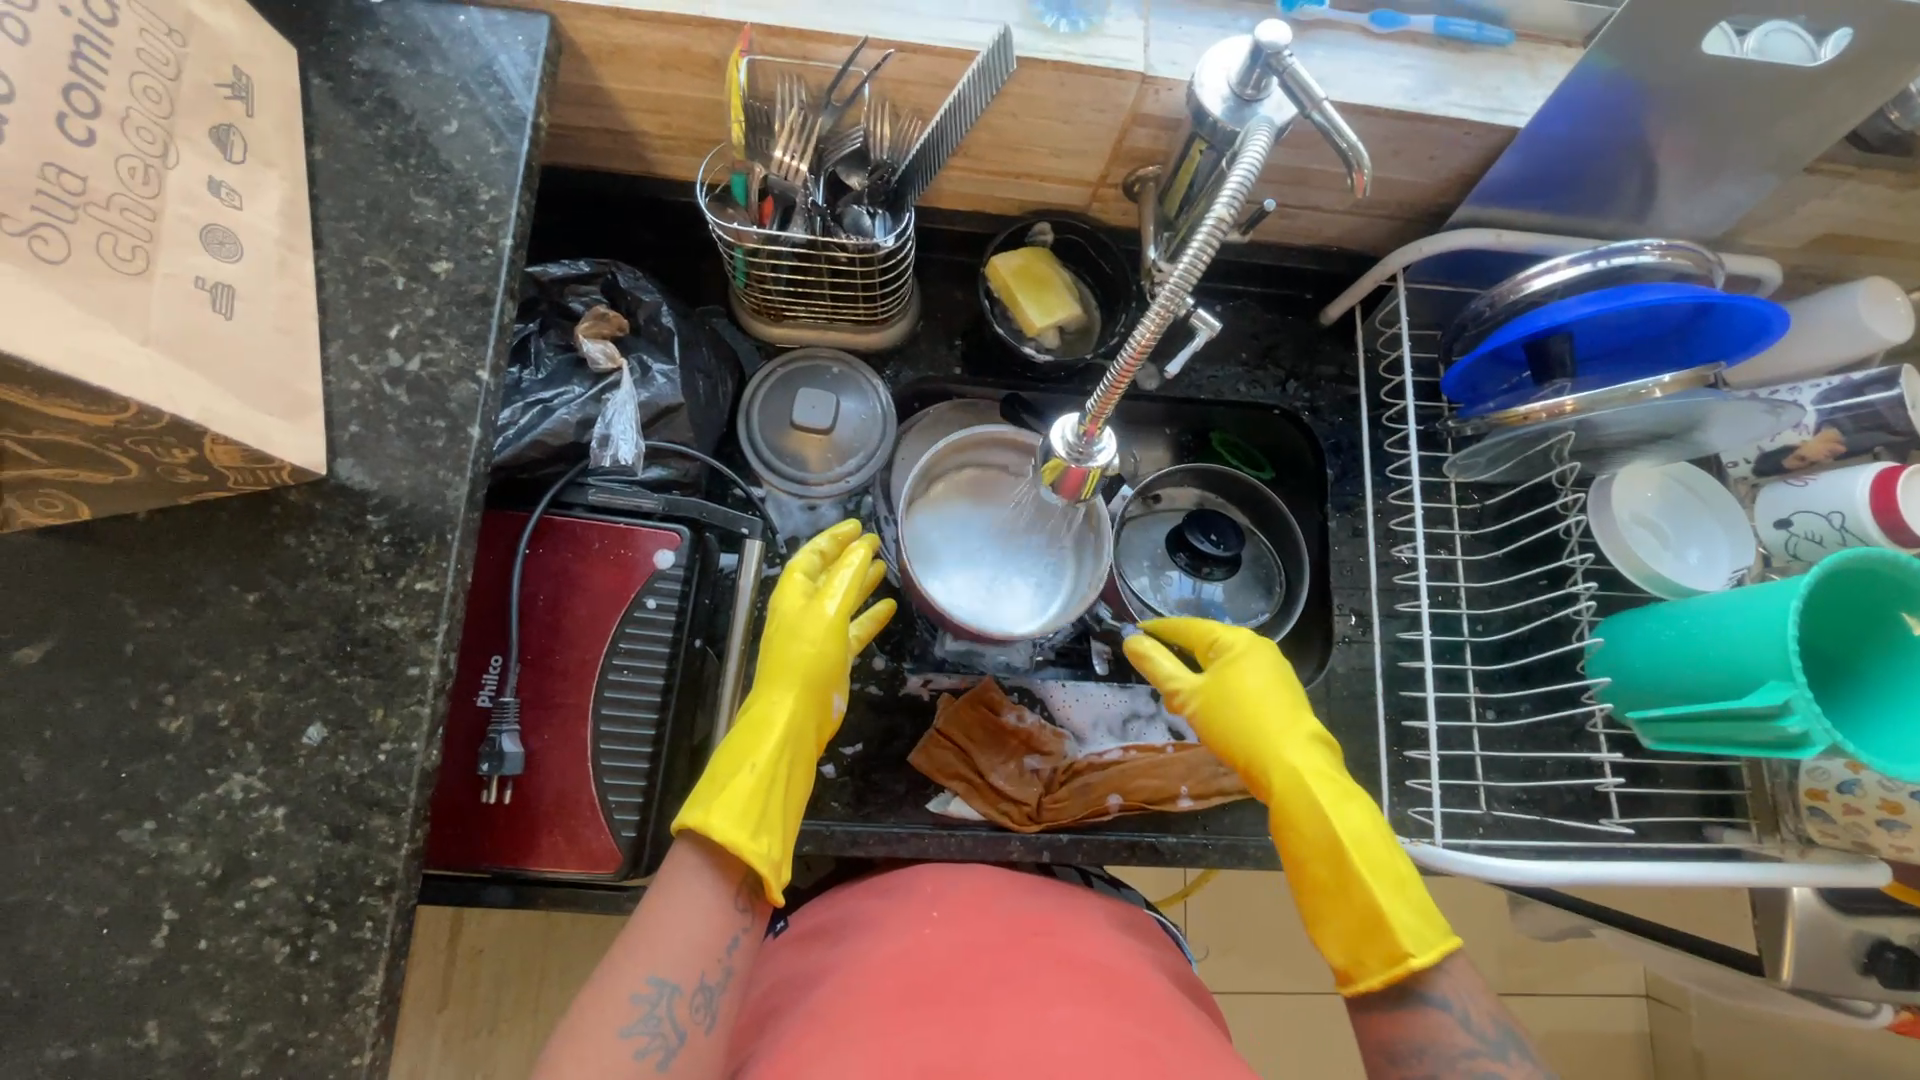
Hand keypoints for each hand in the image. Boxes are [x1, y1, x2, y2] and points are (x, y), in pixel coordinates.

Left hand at [672, 520, 894, 904]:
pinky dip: (870, 617)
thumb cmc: (806, 659)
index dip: (833, 539)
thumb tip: (864, 546)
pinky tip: (890, 607)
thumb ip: (846, 576)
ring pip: (842, 601)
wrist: (795, 717)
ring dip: (861, 583)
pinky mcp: (833, 658)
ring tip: (885, 567)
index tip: (858, 526)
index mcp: (793, 594)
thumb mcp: (827, 610)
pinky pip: (854, 629)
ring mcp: (818, 635)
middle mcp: (804, 610)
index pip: (812, 556)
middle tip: (874, 541)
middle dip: (848, 557)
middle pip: (827, 575)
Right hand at [1121, 616, 1327, 803]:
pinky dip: (1217, 689)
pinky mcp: (1280, 693)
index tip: (1132, 634)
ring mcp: (1273, 669)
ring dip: (1197, 677)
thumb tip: (1131, 640)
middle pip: (1205, 644)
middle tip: (1151, 675)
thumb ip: (1157, 667)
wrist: (1294, 767)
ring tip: (1177, 699)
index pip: (1185, 626)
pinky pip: (1239, 681)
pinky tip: (1208, 711)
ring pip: (1222, 665)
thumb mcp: (1187, 696)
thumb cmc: (1237, 725)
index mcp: (1233, 639)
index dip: (1156, 630)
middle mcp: (1256, 646)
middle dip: (1177, 659)